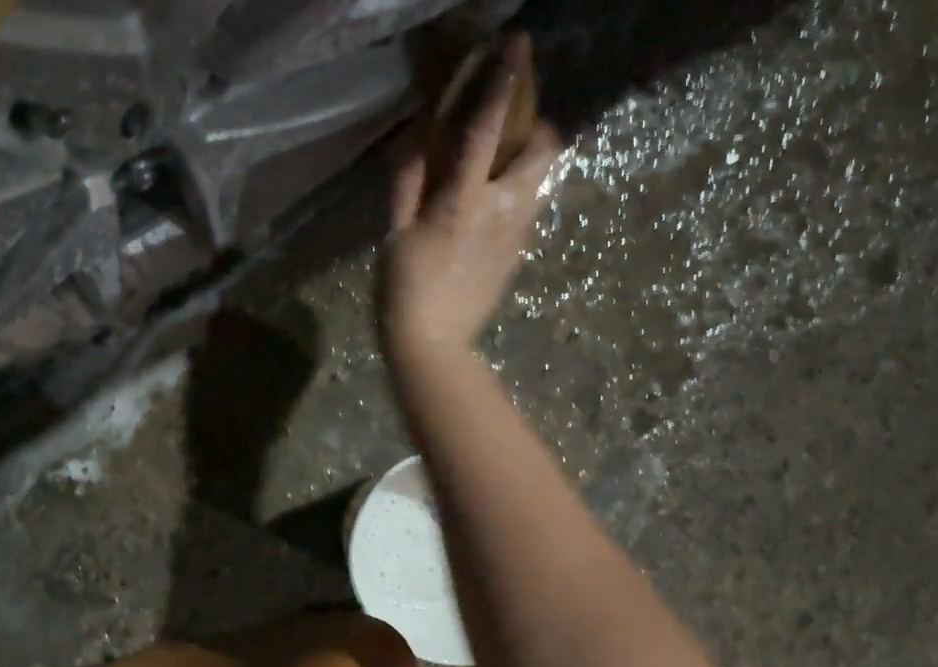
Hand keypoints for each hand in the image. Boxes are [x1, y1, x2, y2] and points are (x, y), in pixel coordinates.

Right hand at [382, 37, 562, 364]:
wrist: (434, 347)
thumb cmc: (404, 291)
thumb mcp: (393, 237)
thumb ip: (406, 184)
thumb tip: (416, 137)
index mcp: (464, 201)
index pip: (490, 129)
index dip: (503, 83)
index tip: (515, 47)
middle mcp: (503, 209)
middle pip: (542, 147)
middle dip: (535, 122)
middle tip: (512, 121)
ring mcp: (519, 231)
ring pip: (544, 175)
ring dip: (531, 157)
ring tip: (504, 161)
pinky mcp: (521, 251)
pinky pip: (533, 204)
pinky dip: (522, 189)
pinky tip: (495, 204)